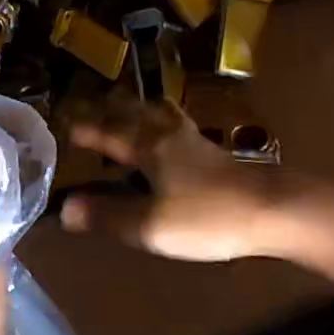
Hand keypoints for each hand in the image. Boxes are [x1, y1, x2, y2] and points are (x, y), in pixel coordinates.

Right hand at [60, 101, 283, 261]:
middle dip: (103, 109)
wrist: (271, 209)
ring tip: (121, 108)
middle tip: (84, 108)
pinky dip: (155, 116)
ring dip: (131, 108)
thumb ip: (107, 216)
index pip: (105, 131)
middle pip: (128, 112)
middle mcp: (163, 131)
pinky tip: (164, 128)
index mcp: (146, 145)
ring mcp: (188, 135)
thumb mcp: (151, 226)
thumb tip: (64, 208)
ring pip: (152, 110)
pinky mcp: (208, 146)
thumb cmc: (206, 217)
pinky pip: (170, 119)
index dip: (83, 128)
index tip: (63, 122)